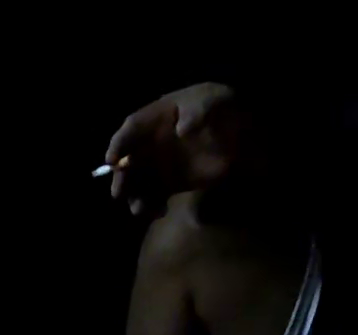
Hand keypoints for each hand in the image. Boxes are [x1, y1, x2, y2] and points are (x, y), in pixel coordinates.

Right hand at [106, 82, 245, 216]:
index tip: (112, 160)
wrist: (244, 138)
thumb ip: (200, 109)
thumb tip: (181, 129)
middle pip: (127, 160)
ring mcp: (158, 164)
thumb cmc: (226, 112)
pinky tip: (160, 211)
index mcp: (159, 116)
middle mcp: (152, 142)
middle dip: (121, 178)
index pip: (132, 127)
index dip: (119, 143)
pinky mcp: (166, 184)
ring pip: (136, 182)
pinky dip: (152, 206)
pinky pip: (151, 197)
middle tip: (119, 193)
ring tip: (141, 209)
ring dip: (134, 197)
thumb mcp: (216, 100)